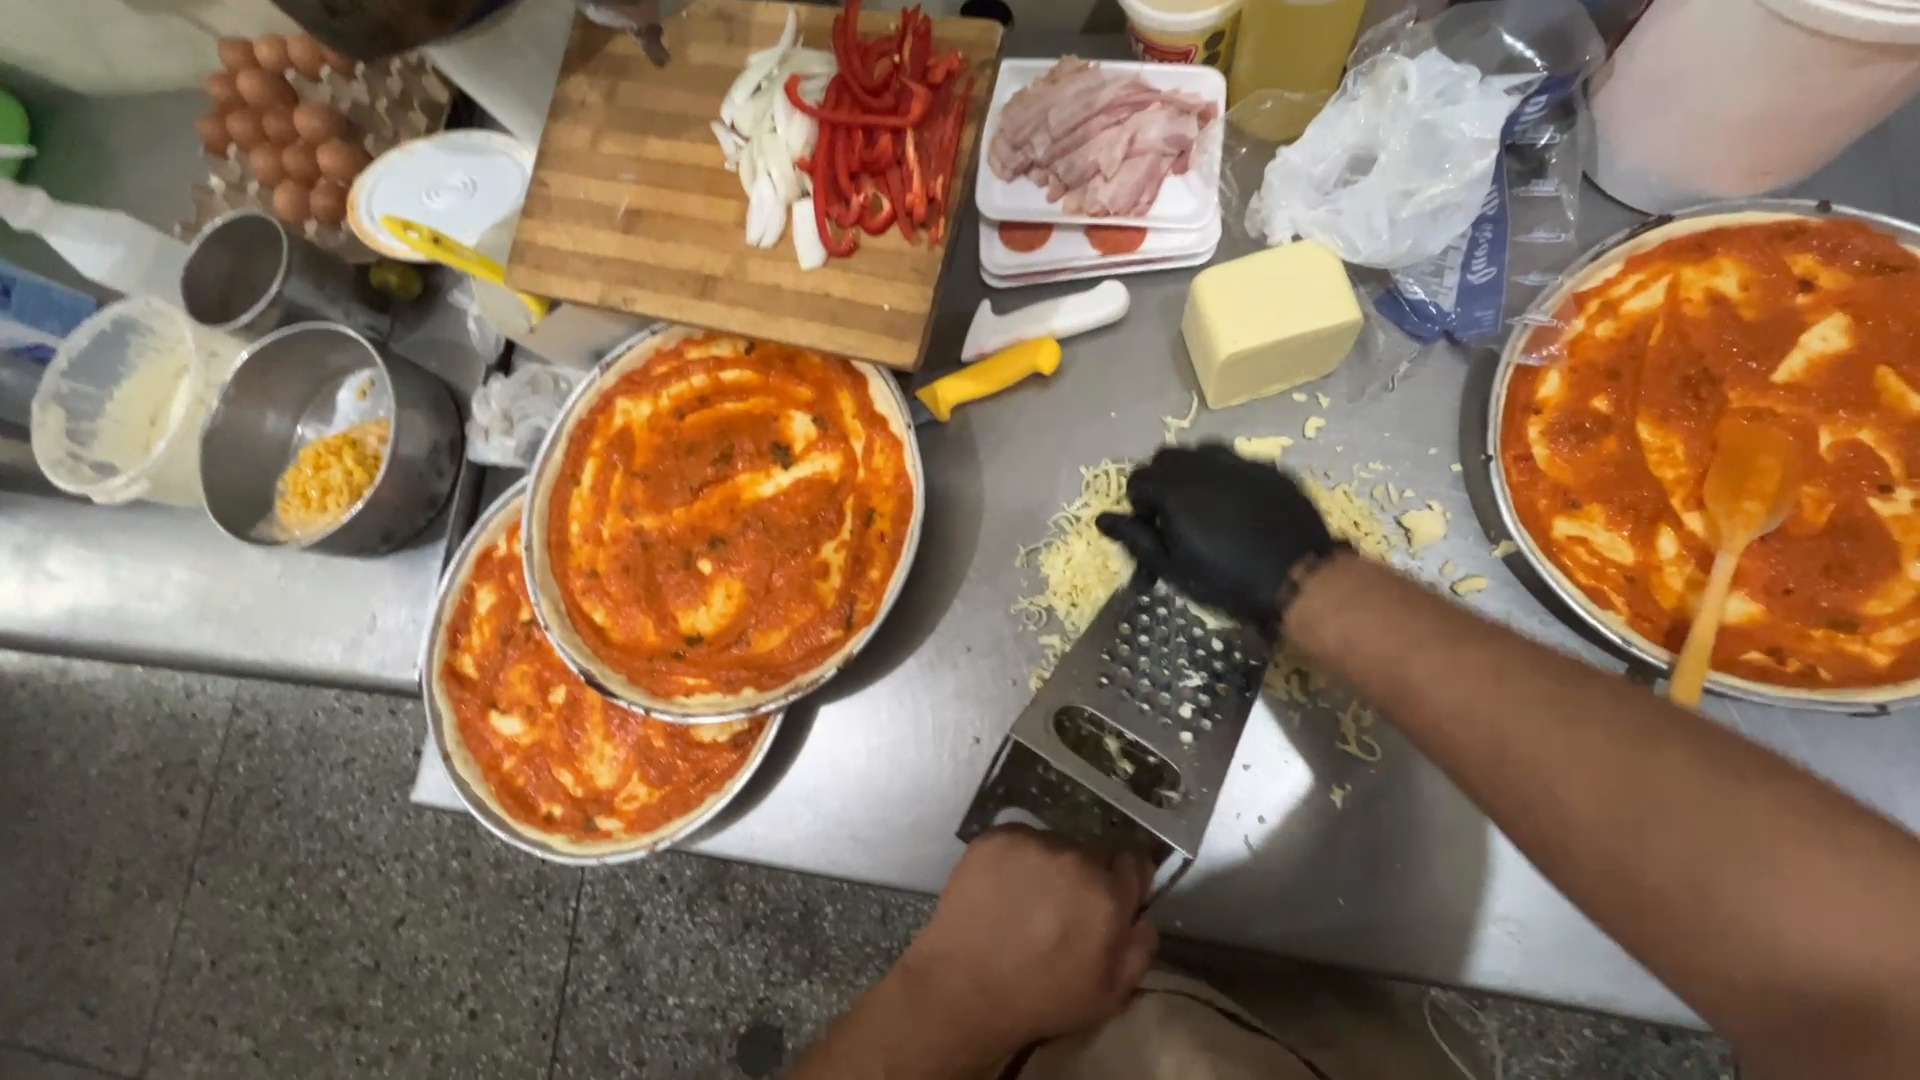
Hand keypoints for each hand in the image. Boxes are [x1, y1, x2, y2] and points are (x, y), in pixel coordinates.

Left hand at [893, 825, 1157, 1058]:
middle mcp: (1075, 857)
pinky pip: (1019, 838)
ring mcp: (1033, 842)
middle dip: (1086, 873)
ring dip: (1050, 863)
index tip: (1111, 893)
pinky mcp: (996, 836)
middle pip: (1093, 851)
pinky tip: (1003, 885)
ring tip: (1028, 895)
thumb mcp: (1108, 995)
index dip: (1124, 879)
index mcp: (1108, 894)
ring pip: (1055, 842)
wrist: (965, 986)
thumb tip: (1145, 919)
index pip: (1133, 861)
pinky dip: (1016, 856)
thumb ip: (1139, 951)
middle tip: (1063, 902)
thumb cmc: (1041, 997)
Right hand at [1096, 442, 1334, 631]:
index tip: (1154, 528)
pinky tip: (1238, 506)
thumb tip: (1102, 519)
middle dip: (1162, 481)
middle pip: (1167, 457)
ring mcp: (1239, 463)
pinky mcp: (1268, 468)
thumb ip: (1135, 538)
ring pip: (1201, 452)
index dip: (1139, 505)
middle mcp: (1202, 465)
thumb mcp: (1172, 568)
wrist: (1297, 577)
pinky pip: (1235, 462)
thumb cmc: (1226, 579)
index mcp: (1173, 489)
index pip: (1137, 480)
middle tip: (1174, 515)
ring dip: (1193, 472)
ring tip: (1204, 505)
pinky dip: (1226, 477)